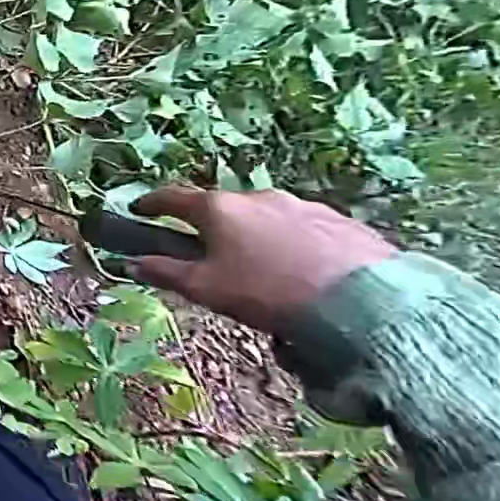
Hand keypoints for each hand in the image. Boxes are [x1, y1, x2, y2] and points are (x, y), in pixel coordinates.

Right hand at [124, 187, 393, 333]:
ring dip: (255, 236)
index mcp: (218, 208)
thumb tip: (131, 262)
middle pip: (222, 208)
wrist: (368, 304)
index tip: (140, 210)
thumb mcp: (208, 289)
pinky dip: (293, 243)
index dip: (151, 204)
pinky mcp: (340, 220)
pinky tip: (303, 271)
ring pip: (264, 217)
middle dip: (211, 227)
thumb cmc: (269, 292)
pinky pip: (302, 228)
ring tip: (264, 270)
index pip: (172, 198)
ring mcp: (300, 204)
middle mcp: (256, 196)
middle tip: (210, 255)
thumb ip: (166, 272)